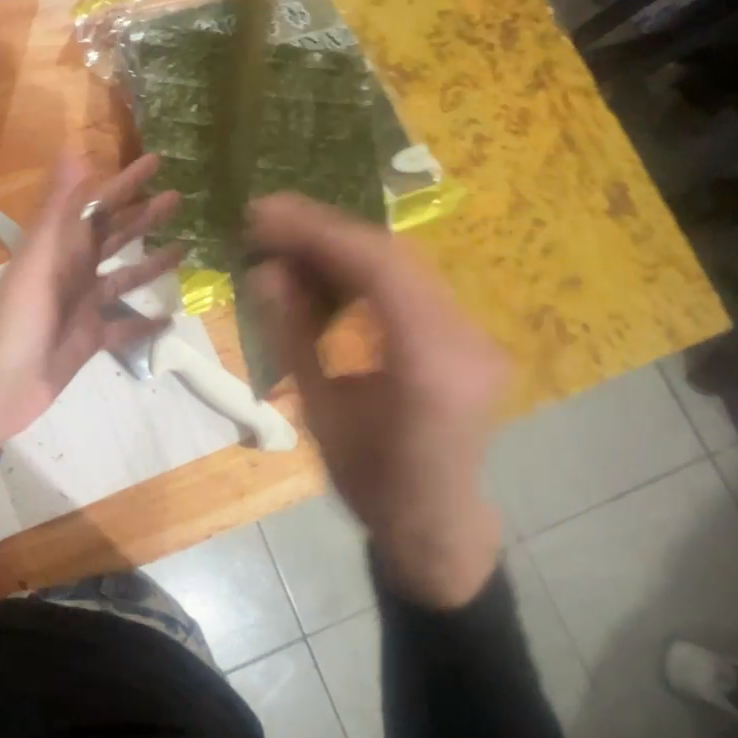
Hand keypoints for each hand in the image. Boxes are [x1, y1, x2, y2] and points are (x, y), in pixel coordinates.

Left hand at [0, 153, 183, 454]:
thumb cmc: (15, 324)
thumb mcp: (36, 262)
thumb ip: (56, 209)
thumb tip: (74, 149)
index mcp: (56, 249)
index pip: (97, 205)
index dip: (124, 182)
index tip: (158, 161)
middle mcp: (70, 271)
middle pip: (113, 236)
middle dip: (144, 216)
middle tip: (182, 197)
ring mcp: (81, 306)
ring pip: (123, 277)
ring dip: (152, 261)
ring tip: (188, 246)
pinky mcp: (90, 340)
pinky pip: (124, 326)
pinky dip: (146, 321)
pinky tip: (173, 316)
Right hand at [246, 193, 510, 608]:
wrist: (435, 523)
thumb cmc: (370, 483)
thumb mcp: (320, 413)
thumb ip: (296, 337)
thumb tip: (266, 272)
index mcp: (430, 367)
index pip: (380, 270)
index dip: (318, 233)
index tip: (262, 214)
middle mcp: (466, 339)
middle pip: (395, 256)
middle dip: (325, 231)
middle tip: (264, 221)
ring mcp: (475, 334)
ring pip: (404, 264)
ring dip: (342, 248)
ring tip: (284, 243)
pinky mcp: (467, 334)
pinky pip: (411, 284)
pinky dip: (362, 270)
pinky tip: (324, 273)